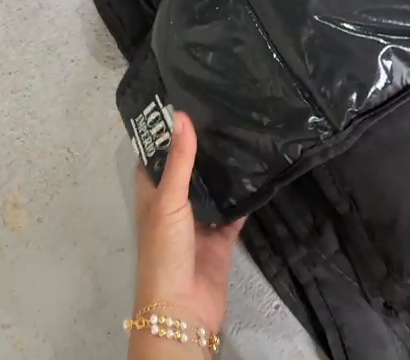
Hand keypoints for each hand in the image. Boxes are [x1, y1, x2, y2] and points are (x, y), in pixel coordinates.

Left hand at [132, 112, 242, 345]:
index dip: (165, 131)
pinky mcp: (221, 237)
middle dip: (200, 147)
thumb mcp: (168, 199)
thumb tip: (181, 114)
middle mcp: (173, 203)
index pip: (156, 154)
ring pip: (212, 188)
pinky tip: (257, 172)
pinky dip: (244, 197)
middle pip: (187, 169)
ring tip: (241, 132)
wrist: (185, 308)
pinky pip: (234, 211)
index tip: (184, 101)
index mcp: (152, 192)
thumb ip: (179, 159)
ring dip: (222, 170)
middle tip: (221, 111)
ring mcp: (198, 220)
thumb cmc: (164, 249)